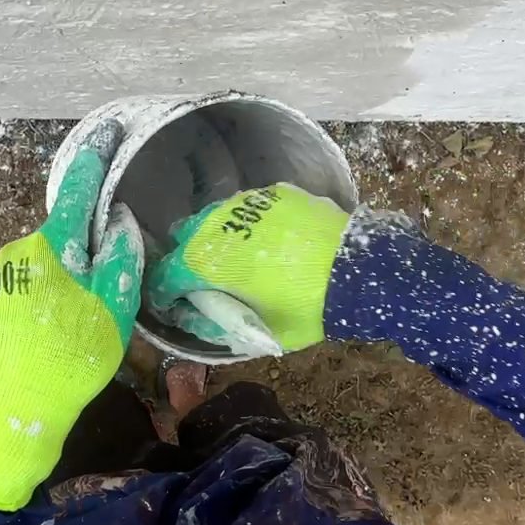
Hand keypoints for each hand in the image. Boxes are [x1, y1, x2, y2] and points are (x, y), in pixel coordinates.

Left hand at [0, 122, 143, 511]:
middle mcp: (16, 250)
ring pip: (41, 258)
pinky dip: (39, 288)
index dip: (96, 158)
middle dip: (83, 245)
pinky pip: (21, 278)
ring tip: (72, 316)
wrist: (15, 410)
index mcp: (51, 247)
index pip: (78, 191)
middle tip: (103, 284)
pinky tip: (47, 324)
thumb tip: (119, 219)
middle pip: (61, 232)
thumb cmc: (72, 359)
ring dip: (60, 271)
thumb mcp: (114, 310)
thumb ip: (120, 258)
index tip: (108, 129)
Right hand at [144, 183, 351, 352]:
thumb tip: (198, 315)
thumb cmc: (307, 307)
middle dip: (189, 260)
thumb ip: (222, 323)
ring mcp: (246, 203)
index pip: (166, 276)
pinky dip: (251, 225)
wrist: (358, 270)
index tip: (175, 304)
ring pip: (215, 219)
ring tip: (241, 258)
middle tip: (209, 281)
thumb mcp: (262, 332)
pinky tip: (271, 241)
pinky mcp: (273, 192)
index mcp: (205, 261)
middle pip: (185, 239)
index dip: (166, 294)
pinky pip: (249, 209)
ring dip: (218, 239)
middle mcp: (216, 224)